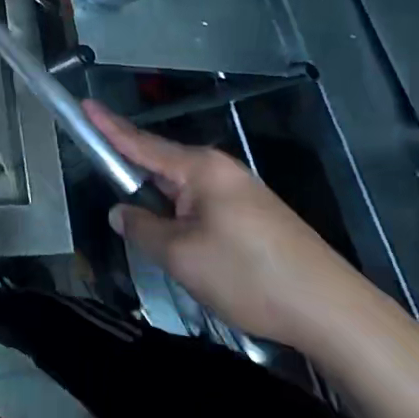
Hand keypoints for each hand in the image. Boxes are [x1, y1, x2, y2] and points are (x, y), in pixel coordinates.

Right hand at [92, 102, 375, 349]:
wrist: (334, 313)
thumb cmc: (249, 275)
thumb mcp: (181, 256)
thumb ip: (142, 229)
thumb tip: (121, 213)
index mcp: (200, 169)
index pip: (141, 142)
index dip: (108, 126)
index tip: (84, 104)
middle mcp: (221, 170)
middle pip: (162, 165)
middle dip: (132, 174)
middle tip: (106, 184)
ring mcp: (243, 193)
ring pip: (183, 191)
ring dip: (160, 205)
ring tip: (145, 231)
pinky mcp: (256, 216)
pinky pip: (203, 206)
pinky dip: (182, 218)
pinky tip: (182, 245)